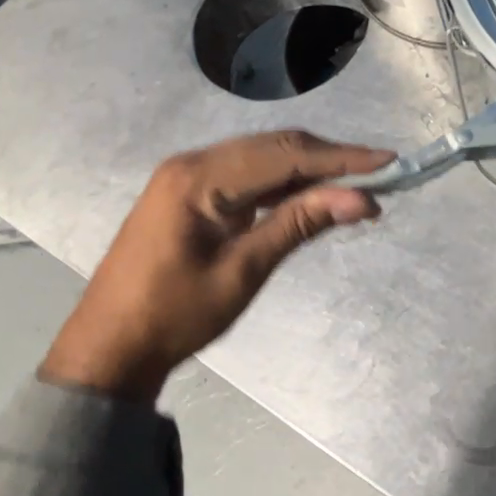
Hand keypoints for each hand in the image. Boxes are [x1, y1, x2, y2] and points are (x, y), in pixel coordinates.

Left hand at [40, 131, 391, 399]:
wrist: (108, 349)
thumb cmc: (174, 315)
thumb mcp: (244, 271)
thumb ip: (300, 224)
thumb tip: (362, 199)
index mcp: (199, 179)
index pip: (285, 155)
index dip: (341, 158)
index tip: (388, 161)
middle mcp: (192, 164)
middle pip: (276, 147)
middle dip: (331, 159)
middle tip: (380, 175)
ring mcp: (188, 176)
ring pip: (264, 157)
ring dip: (310, 170)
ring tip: (355, 187)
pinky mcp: (190, 193)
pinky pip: (247, 175)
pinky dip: (284, 183)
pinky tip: (312, 196)